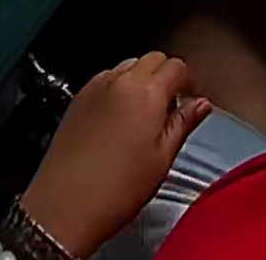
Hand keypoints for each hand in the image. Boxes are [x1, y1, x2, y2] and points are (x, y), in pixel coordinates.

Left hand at [19, 52, 212, 255]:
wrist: (63, 208)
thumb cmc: (116, 189)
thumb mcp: (161, 159)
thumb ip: (184, 123)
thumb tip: (201, 104)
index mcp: (149, 91)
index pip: (178, 66)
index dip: (187, 82)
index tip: (189, 99)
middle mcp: (124, 79)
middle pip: (155, 58)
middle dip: (165, 75)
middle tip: (167, 105)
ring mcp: (99, 85)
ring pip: (130, 64)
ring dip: (141, 77)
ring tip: (141, 110)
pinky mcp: (80, 96)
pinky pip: (108, 77)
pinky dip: (118, 85)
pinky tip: (117, 114)